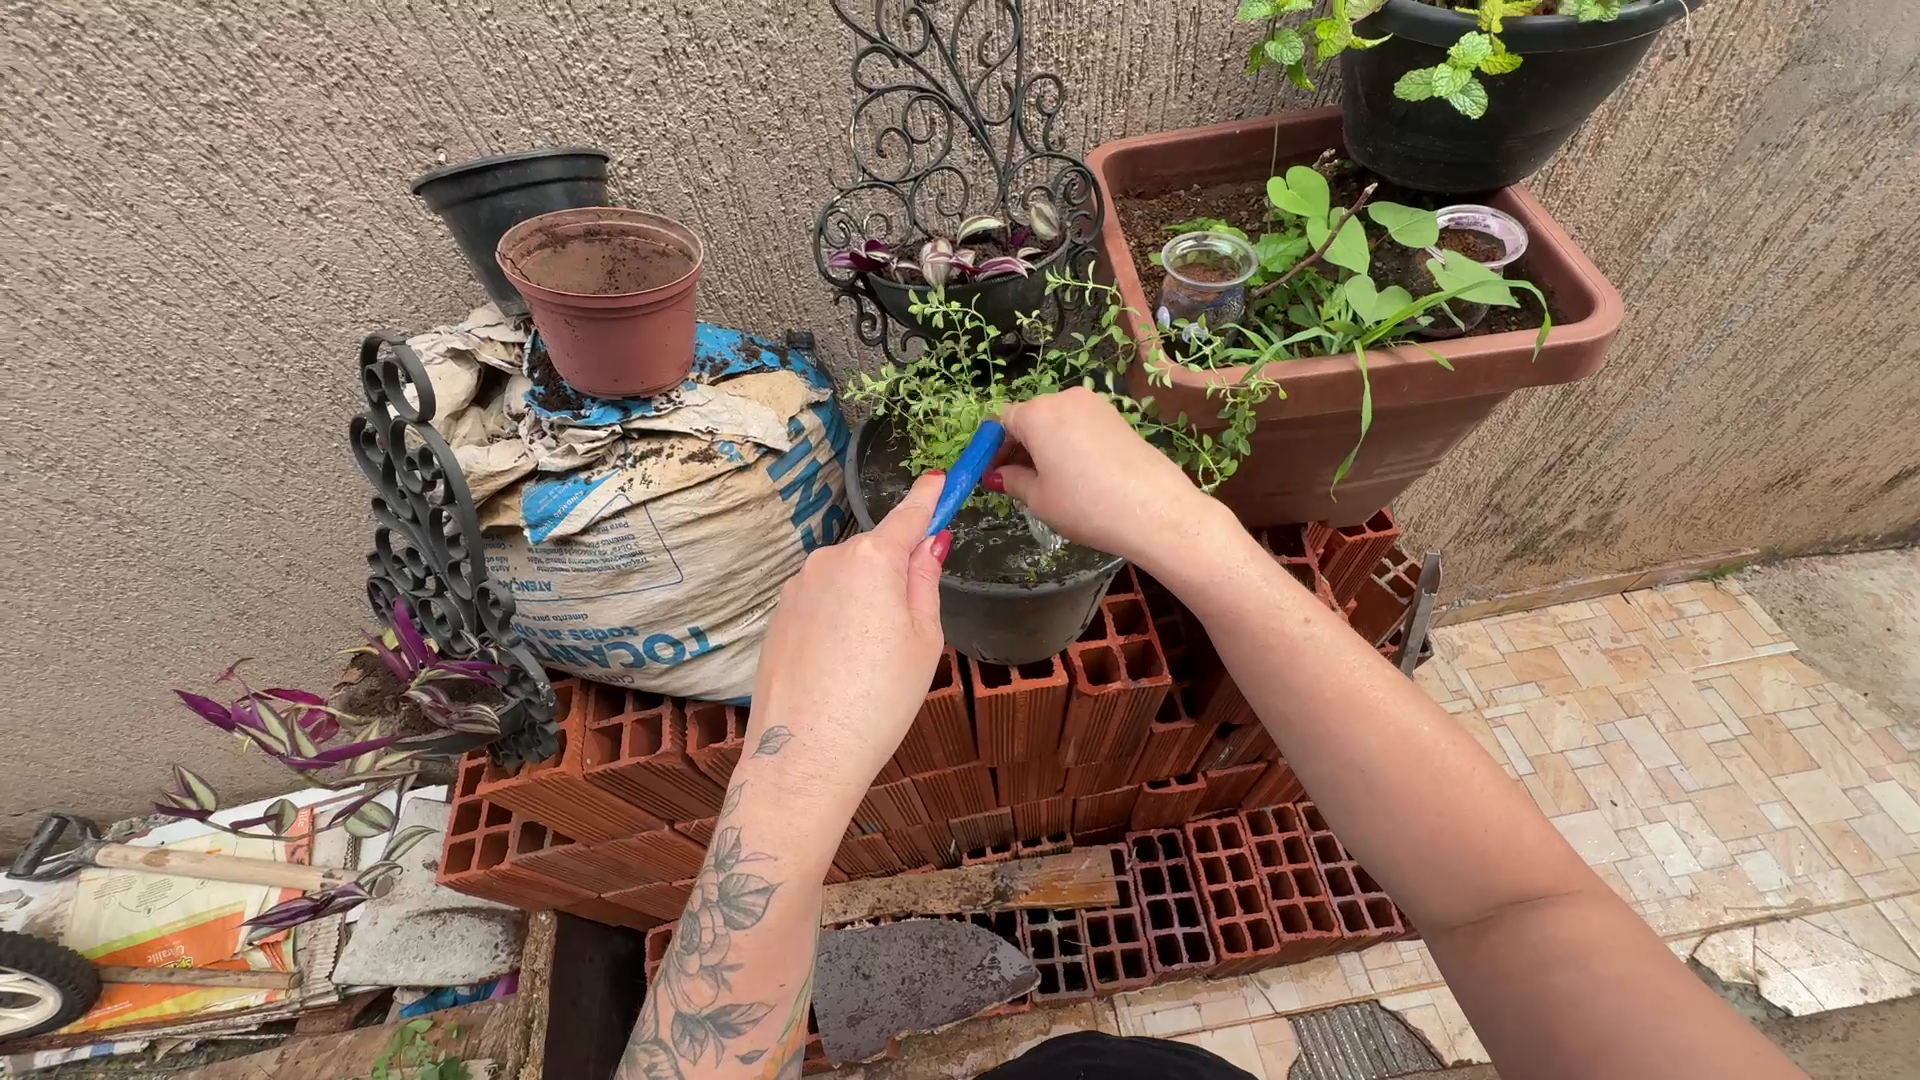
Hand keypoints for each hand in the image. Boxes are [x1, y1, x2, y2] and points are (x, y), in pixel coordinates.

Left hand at [742, 472, 949, 806]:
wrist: (804, 754)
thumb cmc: (879, 698)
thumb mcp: (923, 639)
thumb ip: (924, 581)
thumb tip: (930, 541)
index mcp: (872, 559)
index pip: (909, 515)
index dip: (929, 497)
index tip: (940, 477)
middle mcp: (828, 560)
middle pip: (875, 552)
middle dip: (895, 572)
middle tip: (909, 627)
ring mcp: (796, 587)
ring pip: (846, 579)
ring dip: (863, 599)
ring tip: (869, 660)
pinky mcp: (778, 614)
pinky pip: (820, 601)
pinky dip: (836, 618)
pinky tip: (840, 664)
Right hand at [989, 388, 1222, 572]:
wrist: (1154, 510)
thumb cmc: (1085, 505)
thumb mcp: (1039, 498)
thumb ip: (1012, 480)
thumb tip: (998, 475)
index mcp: (1038, 413)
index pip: (1001, 423)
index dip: (992, 450)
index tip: (991, 476)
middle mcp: (1065, 399)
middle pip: (1029, 418)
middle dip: (1017, 447)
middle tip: (1014, 482)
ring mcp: (1095, 406)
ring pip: (1055, 422)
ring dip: (1042, 447)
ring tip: (1046, 483)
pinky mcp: (1116, 418)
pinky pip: (1078, 426)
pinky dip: (1067, 445)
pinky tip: (1074, 476)